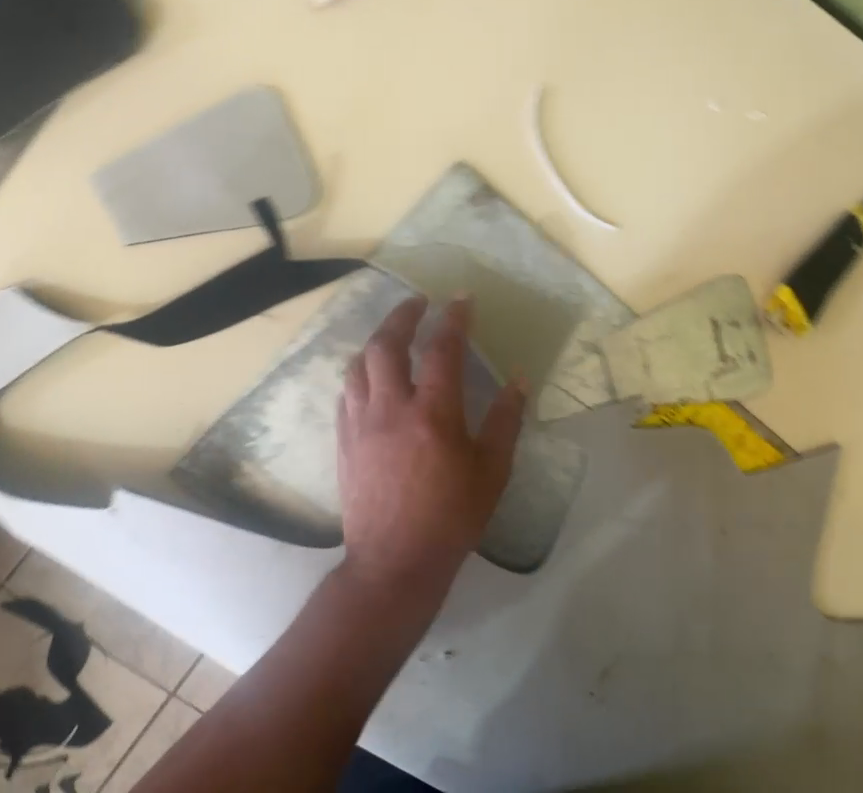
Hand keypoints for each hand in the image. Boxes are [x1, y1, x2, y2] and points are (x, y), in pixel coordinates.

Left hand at [337, 296, 526, 593]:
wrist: (394, 561)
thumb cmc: (452, 517)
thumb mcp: (492, 470)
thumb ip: (505, 420)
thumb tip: (518, 381)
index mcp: (433, 412)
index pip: (443, 348)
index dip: (454, 318)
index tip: (462, 299)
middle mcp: (391, 408)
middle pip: (387, 344)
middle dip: (403, 315)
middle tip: (419, 302)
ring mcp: (361, 423)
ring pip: (359, 364)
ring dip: (377, 340)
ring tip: (393, 334)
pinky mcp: (344, 442)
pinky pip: (347, 392)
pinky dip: (361, 372)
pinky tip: (371, 377)